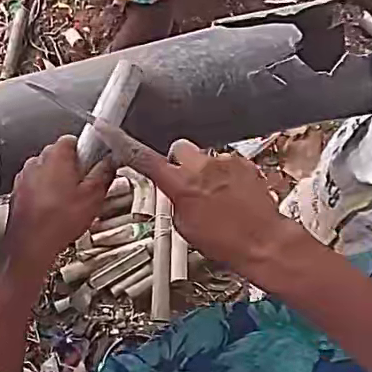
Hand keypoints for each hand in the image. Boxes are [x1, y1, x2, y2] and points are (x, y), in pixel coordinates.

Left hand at [0, 136, 114, 276]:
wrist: (30, 245)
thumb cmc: (57, 222)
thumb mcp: (93, 196)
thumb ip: (104, 173)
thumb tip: (111, 162)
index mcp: (56, 155)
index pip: (73, 139)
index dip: (88, 150)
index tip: (96, 161)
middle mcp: (37, 161)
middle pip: (60, 155)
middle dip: (74, 168)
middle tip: (87, 185)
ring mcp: (25, 177)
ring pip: (47, 171)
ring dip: (59, 182)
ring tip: (71, 202)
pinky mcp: (18, 192)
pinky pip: (36, 186)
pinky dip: (46, 194)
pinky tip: (56, 211)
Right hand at [122, 139, 309, 276]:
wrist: (264, 242)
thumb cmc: (226, 242)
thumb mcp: (185, 227)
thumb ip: (174, 201)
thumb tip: (174, 192)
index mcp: (181, 185)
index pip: (143, 158)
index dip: (122, 143)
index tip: (107, 129)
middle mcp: (202, 168)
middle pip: (178, 148)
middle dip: (178, 162)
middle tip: (184, 183)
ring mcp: (225, 163)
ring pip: (204, 157)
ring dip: (204, 172)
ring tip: (215, 199)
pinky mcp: (244, 163)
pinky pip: (225, 163)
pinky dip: (225, 176)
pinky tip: (231, 196)